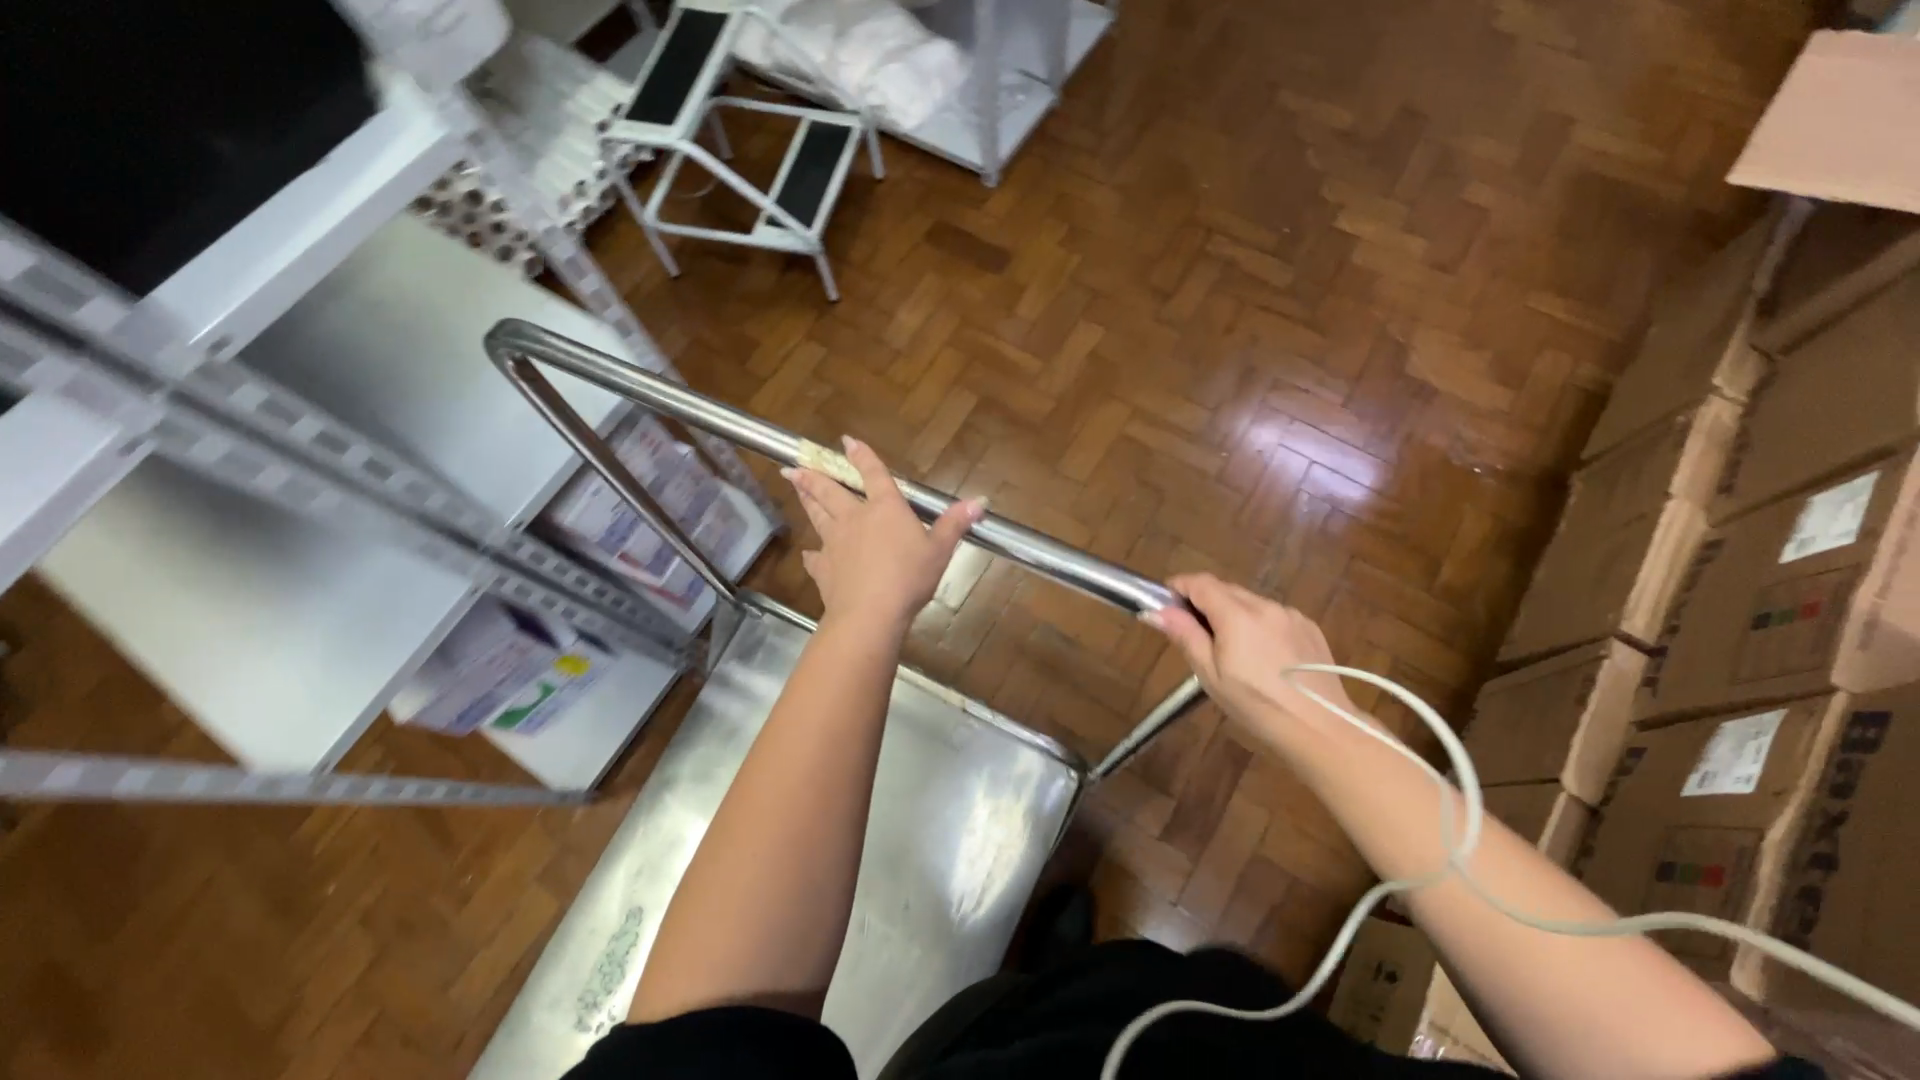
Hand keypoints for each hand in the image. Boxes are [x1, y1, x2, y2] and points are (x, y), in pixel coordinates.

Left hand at [782, 437, 985, 635]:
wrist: (870, 613)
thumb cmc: (909, 577)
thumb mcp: (940, 550)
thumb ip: (955, 524)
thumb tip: (980, 501)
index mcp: (885, 508)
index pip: (873, 474)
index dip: (861, 456)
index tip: (847, 441)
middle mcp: (855, 518)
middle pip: (830, 491)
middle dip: (813, 476)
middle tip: (793, 465)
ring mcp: (834, 543)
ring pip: (817, 515)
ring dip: (805, 499)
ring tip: (794, 485)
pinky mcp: (823, 569)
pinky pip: (814, 557)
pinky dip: (811, 554)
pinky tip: (808, 553)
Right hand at [1149, 573, 1361, 745]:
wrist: (1320, 728)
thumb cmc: (1256, 706)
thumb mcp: (1211, 675)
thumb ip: (1185, 636)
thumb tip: (1157, 611)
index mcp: (1238, 615)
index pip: (1201, 583)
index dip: (1180, 587)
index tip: (1165, 602)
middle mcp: (1266, 606)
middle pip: (1226, 590)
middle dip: (1205, 602)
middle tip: (1194, 633)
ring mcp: (1291, 615)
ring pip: (1251, 602)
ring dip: (1234, 614)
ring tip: (1232, 651)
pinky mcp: (1309, 627)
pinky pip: (1274, 616)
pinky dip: (1260, 625)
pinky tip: (1264, 657)